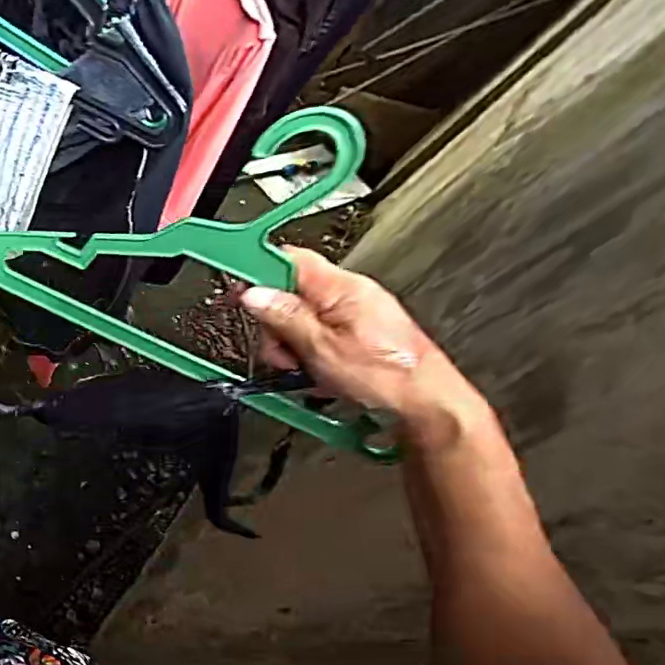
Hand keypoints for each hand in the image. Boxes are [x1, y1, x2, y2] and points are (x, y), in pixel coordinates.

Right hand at [235, 248, 485, 447]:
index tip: (238, 290)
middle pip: (287, 295)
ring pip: (297, 320)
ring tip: (304, 368)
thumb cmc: (389, 377)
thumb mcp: (322, 347)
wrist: (426, 405)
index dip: (259, 271)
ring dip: (289, 346)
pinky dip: (306, 354)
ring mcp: (352, 315)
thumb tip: (254, 294)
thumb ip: (284, 317)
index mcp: (342, 288)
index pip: (289, 260)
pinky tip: (316, 372)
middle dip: (274, 326)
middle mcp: (348, 295)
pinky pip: (314, 336)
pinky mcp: (353, 335)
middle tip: (282, 352)